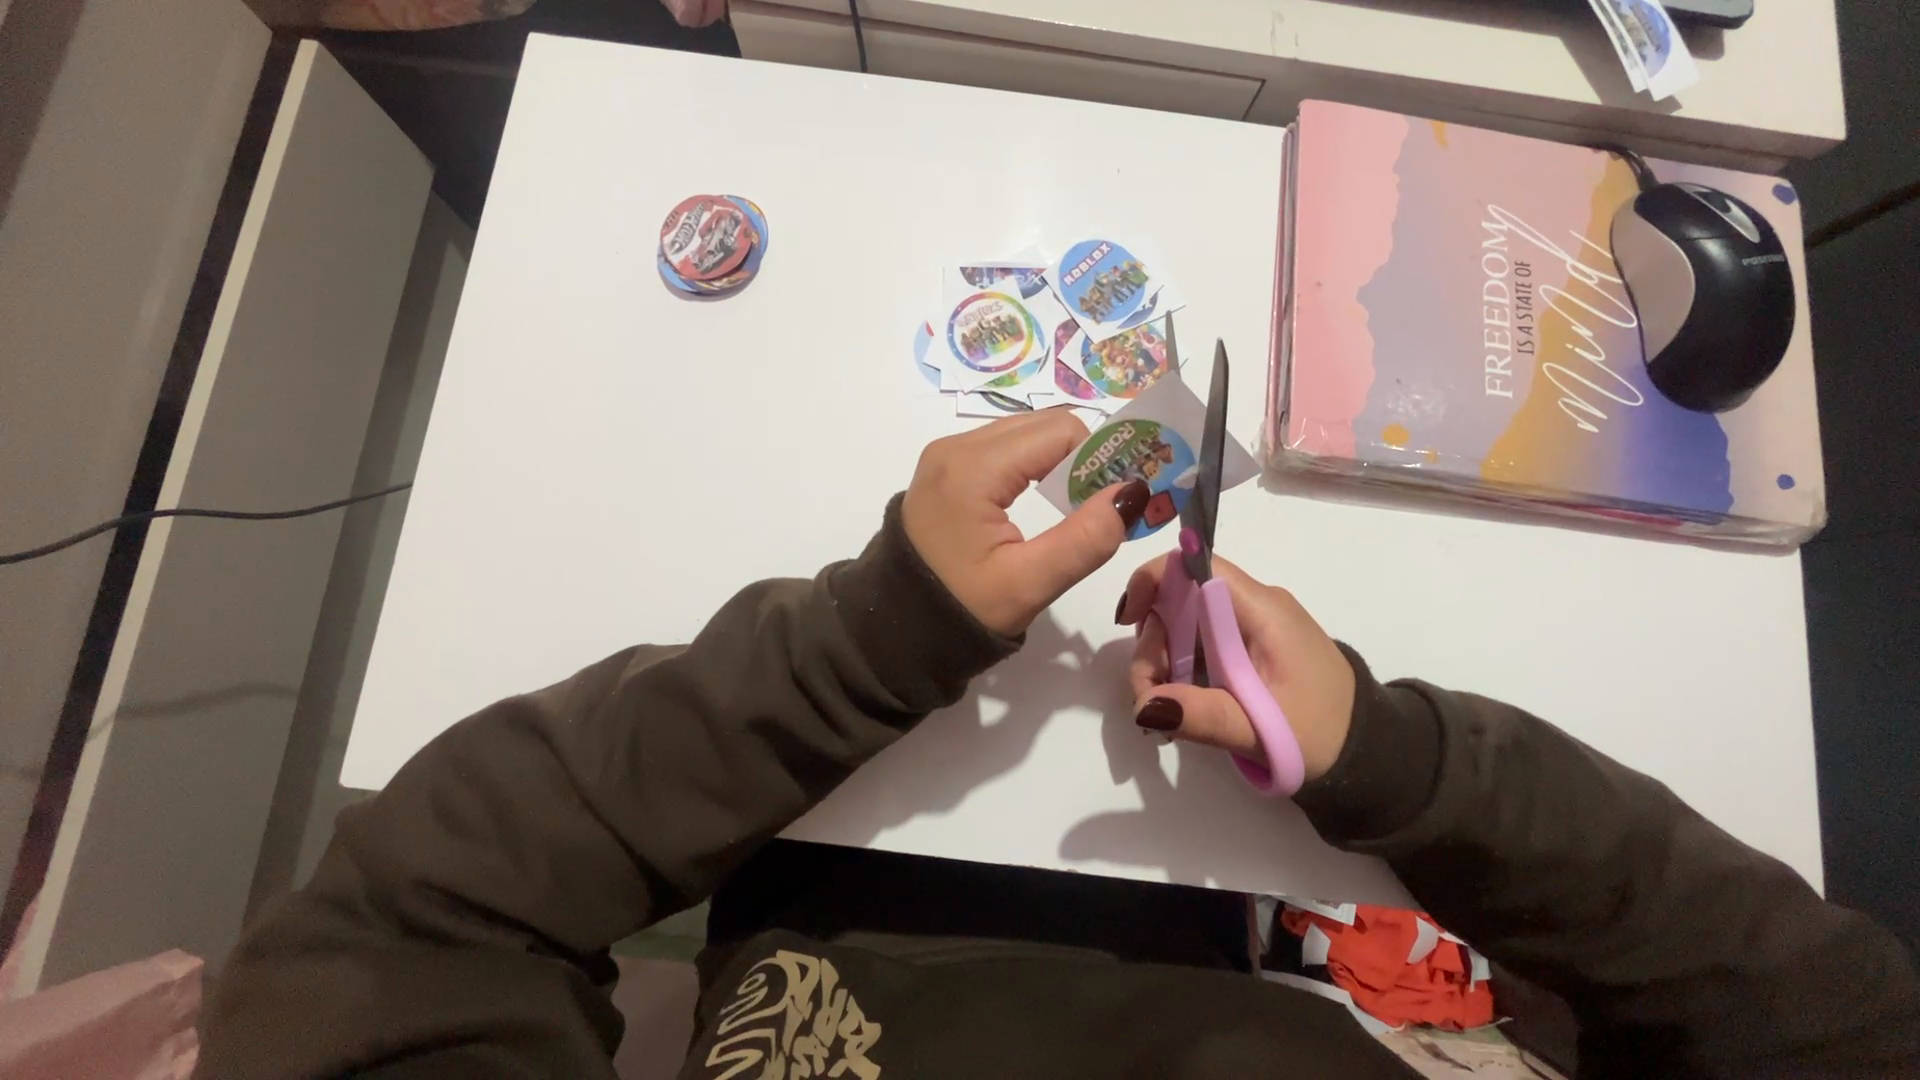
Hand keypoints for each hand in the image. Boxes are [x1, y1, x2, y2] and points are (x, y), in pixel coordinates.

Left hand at [903, 410, 1151, 636]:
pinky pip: (1004, 450)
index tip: (1124, 495)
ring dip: (1060, 463)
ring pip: (1025, 435)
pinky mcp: (946, 470)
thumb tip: (1134, 492)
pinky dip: (1034, 467)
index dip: (1101, 457)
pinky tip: (1048, 502)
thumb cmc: (961, 610)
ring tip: (1081, 507)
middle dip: (1084, 458)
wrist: (895, 630)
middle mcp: (956, 447)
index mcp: (972, 468)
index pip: (1060, 431)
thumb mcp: (1028, 584)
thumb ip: (1085, 539)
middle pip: (1043, 427)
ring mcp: (947, 456)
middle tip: (1108, 503)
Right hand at [1116, 555, 1355, 781]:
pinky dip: (1182, 669)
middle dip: (1153, 645)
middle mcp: (1253, 605)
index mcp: (1260, 609)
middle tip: (1148, 698)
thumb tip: (1144, 706)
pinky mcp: (1251, 645)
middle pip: (1180, 601)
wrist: (1369, 748)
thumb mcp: (1258, 729)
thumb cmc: (1321, 731)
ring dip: (1164, 662)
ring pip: (1185, 624)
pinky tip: (1181, 704)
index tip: (1126, 622)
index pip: (1194, 565)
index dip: (1152, 581)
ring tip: (1165, 710)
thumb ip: (1201, 715)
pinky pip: (1201, 642)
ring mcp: (1252, 625)